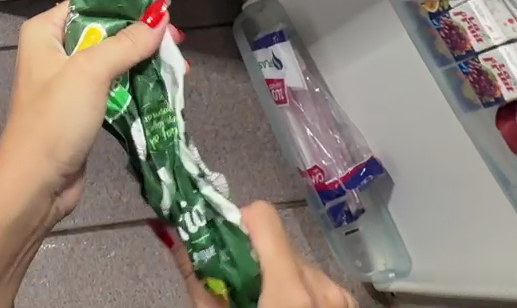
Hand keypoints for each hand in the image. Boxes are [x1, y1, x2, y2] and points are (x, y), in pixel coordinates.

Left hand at [0, 0, 166, 225]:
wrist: (35, 185)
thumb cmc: (55, 119)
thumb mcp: (91, 72)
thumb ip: (126, 43)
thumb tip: (161, 16)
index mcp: (45, 31)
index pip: (89, 4)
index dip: (125, 3)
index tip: (163, 8)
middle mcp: (53, 50)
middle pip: (103, 31)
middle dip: (139, 35)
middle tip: (178, 40)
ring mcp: (66, 81)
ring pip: (111, 60)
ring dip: (141, 61)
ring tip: (178, 64)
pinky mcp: (79, 108)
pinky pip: (111, 86)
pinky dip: (134, 85)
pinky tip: (162, 87)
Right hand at [164, 202, 357, 307]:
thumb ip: (198, 280)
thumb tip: (173, 234)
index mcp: (292, 290)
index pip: (263, 216)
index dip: (238, 222)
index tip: (223, 249)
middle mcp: (324, 288)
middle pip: (278, 244)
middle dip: (253, 260)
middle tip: (235, 289)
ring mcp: (343, 301)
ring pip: (297, 265)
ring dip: (275, 279)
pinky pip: (316, 286)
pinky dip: (297, 295)